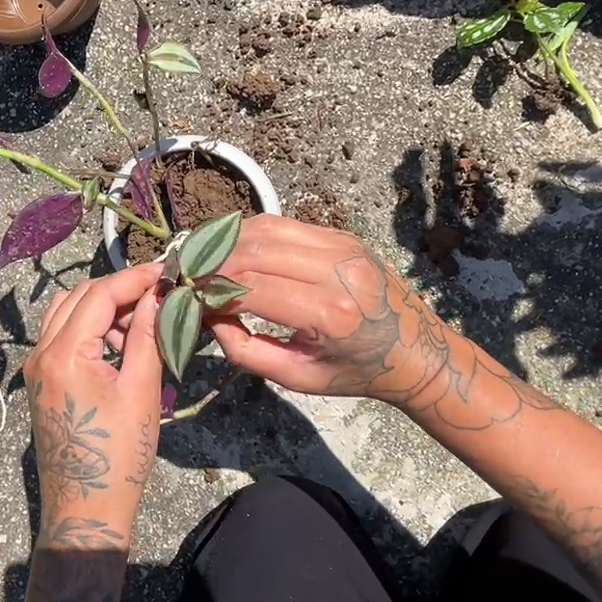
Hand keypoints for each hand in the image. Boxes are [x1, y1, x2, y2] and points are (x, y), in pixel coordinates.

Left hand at [23, 261, 163, 550]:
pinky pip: (61, 336)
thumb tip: (157, 296)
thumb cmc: (119, 454)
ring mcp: (35, 367)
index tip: (166, 271)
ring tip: (141, 322)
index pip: (99, 294)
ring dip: (102, 307)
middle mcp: (40, 352)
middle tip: (157, 295)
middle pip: (79, 296)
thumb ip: (147, 335)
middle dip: (118, 289)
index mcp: (64, 353)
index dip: (134, 277)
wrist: (85, 510)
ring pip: (66, 312)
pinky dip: (89, 328)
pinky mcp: (39, 381)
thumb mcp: (141, 389)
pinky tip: (119, 344)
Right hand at [207, 216, 553, 429]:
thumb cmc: (357, 372)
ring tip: (201, 257)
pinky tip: (230, 247)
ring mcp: (341, 246)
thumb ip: (245, 350)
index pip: (251, 287)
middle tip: (184, 273)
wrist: (417, 349)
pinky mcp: (340, 234)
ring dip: (226, 240)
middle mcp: (337, 270)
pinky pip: (283, 223)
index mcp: (330, 314)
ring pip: (265, 227)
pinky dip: (249, 232)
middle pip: (254, 250)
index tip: (185, 296)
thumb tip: (207, 315)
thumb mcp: (298, 378)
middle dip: (211, 260)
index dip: (211, 288)